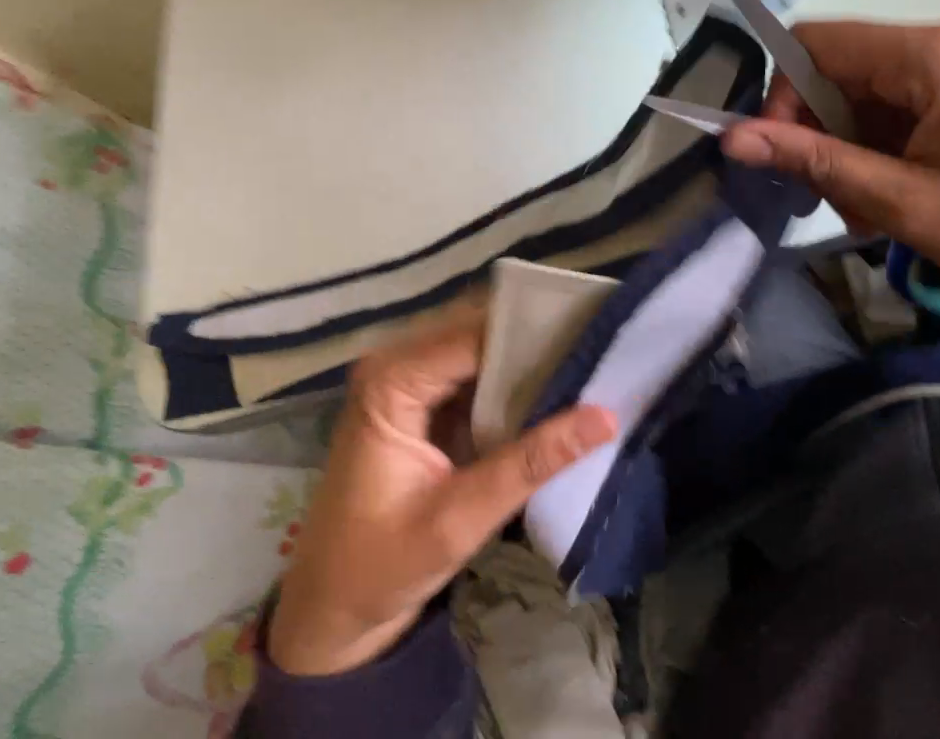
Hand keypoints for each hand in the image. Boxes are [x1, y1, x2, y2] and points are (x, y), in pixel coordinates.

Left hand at [267, 308, 616, 674]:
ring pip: (488, 350)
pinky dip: (521, 383)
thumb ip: (531, 462)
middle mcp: (398, 367)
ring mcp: (413, 384)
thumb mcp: (461, 519)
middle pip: (482, 331)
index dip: (537, 330)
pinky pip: (484, 375)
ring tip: (599, 362)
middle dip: (542, 338)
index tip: (600, 333)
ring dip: (536, 359)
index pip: (477, 335)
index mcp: (391, 384)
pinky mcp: (429, 404)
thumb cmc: (379, 567)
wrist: (331, 609)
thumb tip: (607, 416)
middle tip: (608, 347)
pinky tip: (566, 389)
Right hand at [722, 21, 939, 321]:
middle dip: (814, 134)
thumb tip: (733, 139)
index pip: (816, 45)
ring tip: (860, 210)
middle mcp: (935, 47)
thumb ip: (816, 163)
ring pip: (853, 98)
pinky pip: (883, 114)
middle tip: (823, 198)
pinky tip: (880, 202)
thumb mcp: (903, 201)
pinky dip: (868, 156)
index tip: (781, 159)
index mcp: (930, 55)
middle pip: (833, 71)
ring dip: (841, 153)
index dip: (782, 98)